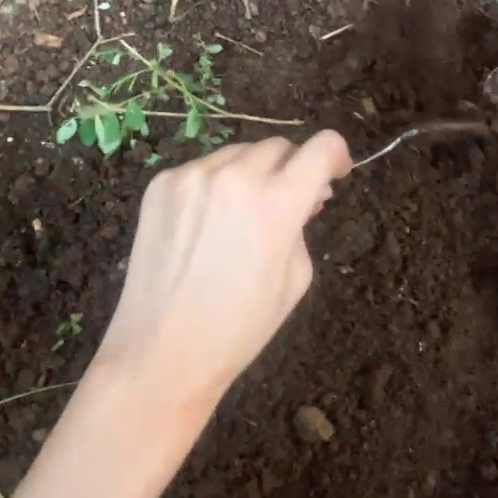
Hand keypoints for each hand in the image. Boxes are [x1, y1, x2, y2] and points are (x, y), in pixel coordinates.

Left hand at [92, 131, 352, 411]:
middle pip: (279, 146)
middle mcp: (235, 178)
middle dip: (292, 168)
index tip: (335, 171)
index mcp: (276, 205)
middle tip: (287, 199)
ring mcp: (192, 176)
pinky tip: (205, 222)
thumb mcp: (295, 280)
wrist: (160, 351)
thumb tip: (307, 193)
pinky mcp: (161, 183)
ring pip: (239, 153)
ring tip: (241, 214)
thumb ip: (303, 225)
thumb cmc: (238, 328)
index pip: (321, 148)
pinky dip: (215, 185)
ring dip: (252, 173)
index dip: (336, 155)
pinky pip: (202, 169)